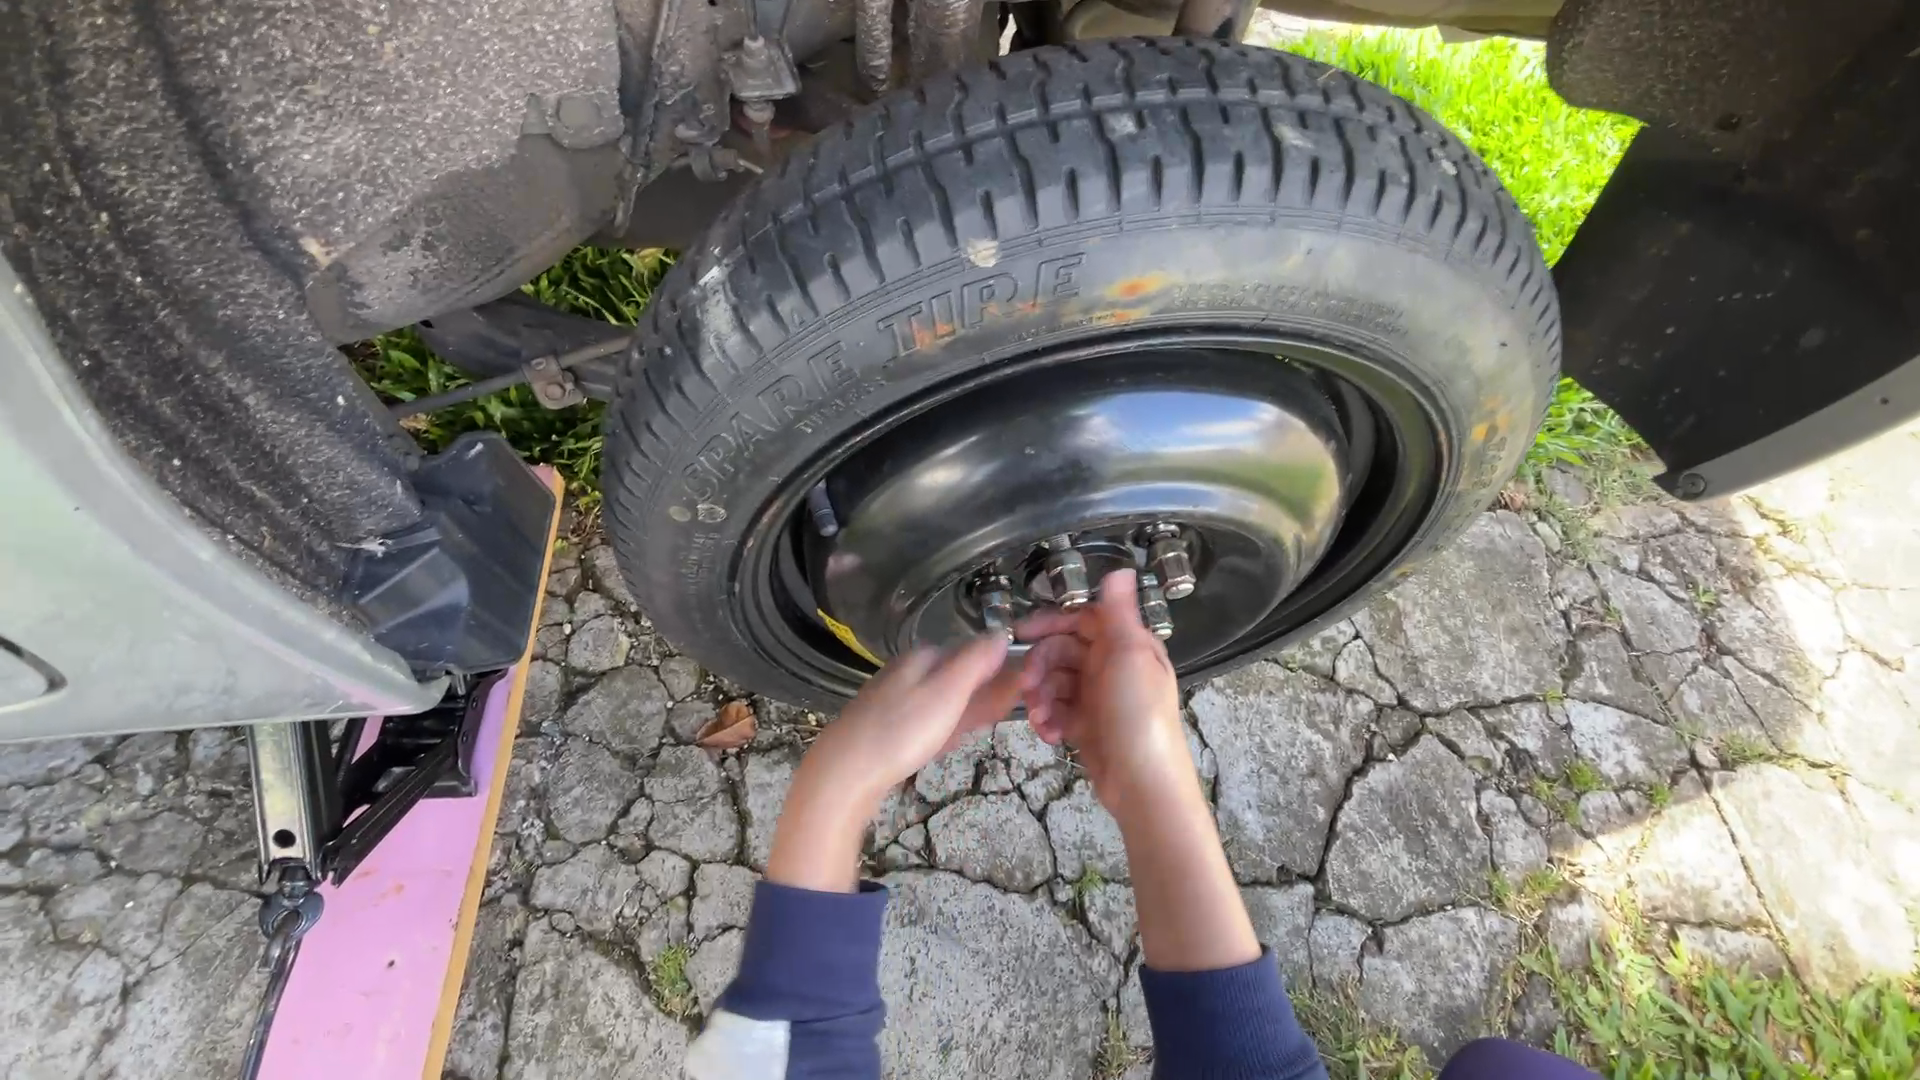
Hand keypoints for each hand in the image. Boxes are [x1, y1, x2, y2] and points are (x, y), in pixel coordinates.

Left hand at [767, 636, 1022, 892]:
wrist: (844, 775)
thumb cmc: (901, 731)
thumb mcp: (947, 692)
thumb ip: (976, 662)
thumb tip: (1001, 633)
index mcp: (922, 658)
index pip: (970, 654)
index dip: (996, 672)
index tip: (1019, 693)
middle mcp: (906, 673)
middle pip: (955, 679)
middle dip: (981, 695)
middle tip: (1002, 713)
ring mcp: (893, 702)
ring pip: (940, 703)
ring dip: (964, 714)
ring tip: (979, 727)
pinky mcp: (885, 731)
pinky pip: (924, 725)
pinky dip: (941, 731)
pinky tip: (946, 743)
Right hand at [1016, 568, 1195, 822]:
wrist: (1144, 785)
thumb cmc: (1139, 715)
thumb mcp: (1129, 656)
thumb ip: (1119, 612)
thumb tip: (1121, 568)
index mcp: (1126, 644)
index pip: (1082, 619)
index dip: (1051, 622)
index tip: (1021, 632)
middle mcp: (1111, 666)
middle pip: (1062, 652)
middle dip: (1040, 667)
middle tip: (1026, 686)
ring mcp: (1097, 698)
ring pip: (1055, 683)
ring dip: (1041, 698)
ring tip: (1040, 718)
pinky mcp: (1086, 726)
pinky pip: (1057, 712)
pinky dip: (1049, 721)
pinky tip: (1050, 735)